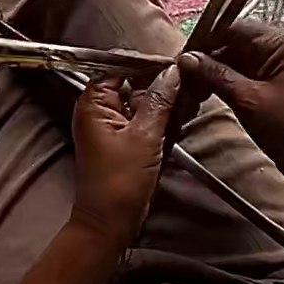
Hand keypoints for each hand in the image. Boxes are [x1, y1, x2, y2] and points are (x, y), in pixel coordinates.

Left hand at [70, 65, 179, 244]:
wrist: (110, 220)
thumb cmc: (119, 181)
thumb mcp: (144, 135)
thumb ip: (159, 99)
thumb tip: (172, 71)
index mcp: (94, 102)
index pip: (120, 65)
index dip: (148, 63)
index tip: (175, 63)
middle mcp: (100, 109)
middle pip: (133, 81)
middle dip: (161, 81)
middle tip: (189, 81)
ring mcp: (112, 124)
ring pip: (142, 100)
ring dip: (166, 99)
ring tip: (190, 98)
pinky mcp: (125, 139)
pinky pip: (145, 119)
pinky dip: (162, 117)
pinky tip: (182, 116)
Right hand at [180, 21, 283, 173]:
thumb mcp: (249, 101)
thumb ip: (215, 75)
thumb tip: (185, 57)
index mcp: (282, 42)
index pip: (232, 29)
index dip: (203, 42)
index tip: (176, 60)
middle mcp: (281, 48)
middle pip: (233, 44)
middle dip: (205, 60)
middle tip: (178, 80)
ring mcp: (279, 69)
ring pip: (235, 63)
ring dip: (212, 75)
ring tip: (187, 90)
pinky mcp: (275, 88)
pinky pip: (243, 79)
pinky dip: (224, 87)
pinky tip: (204, 97)